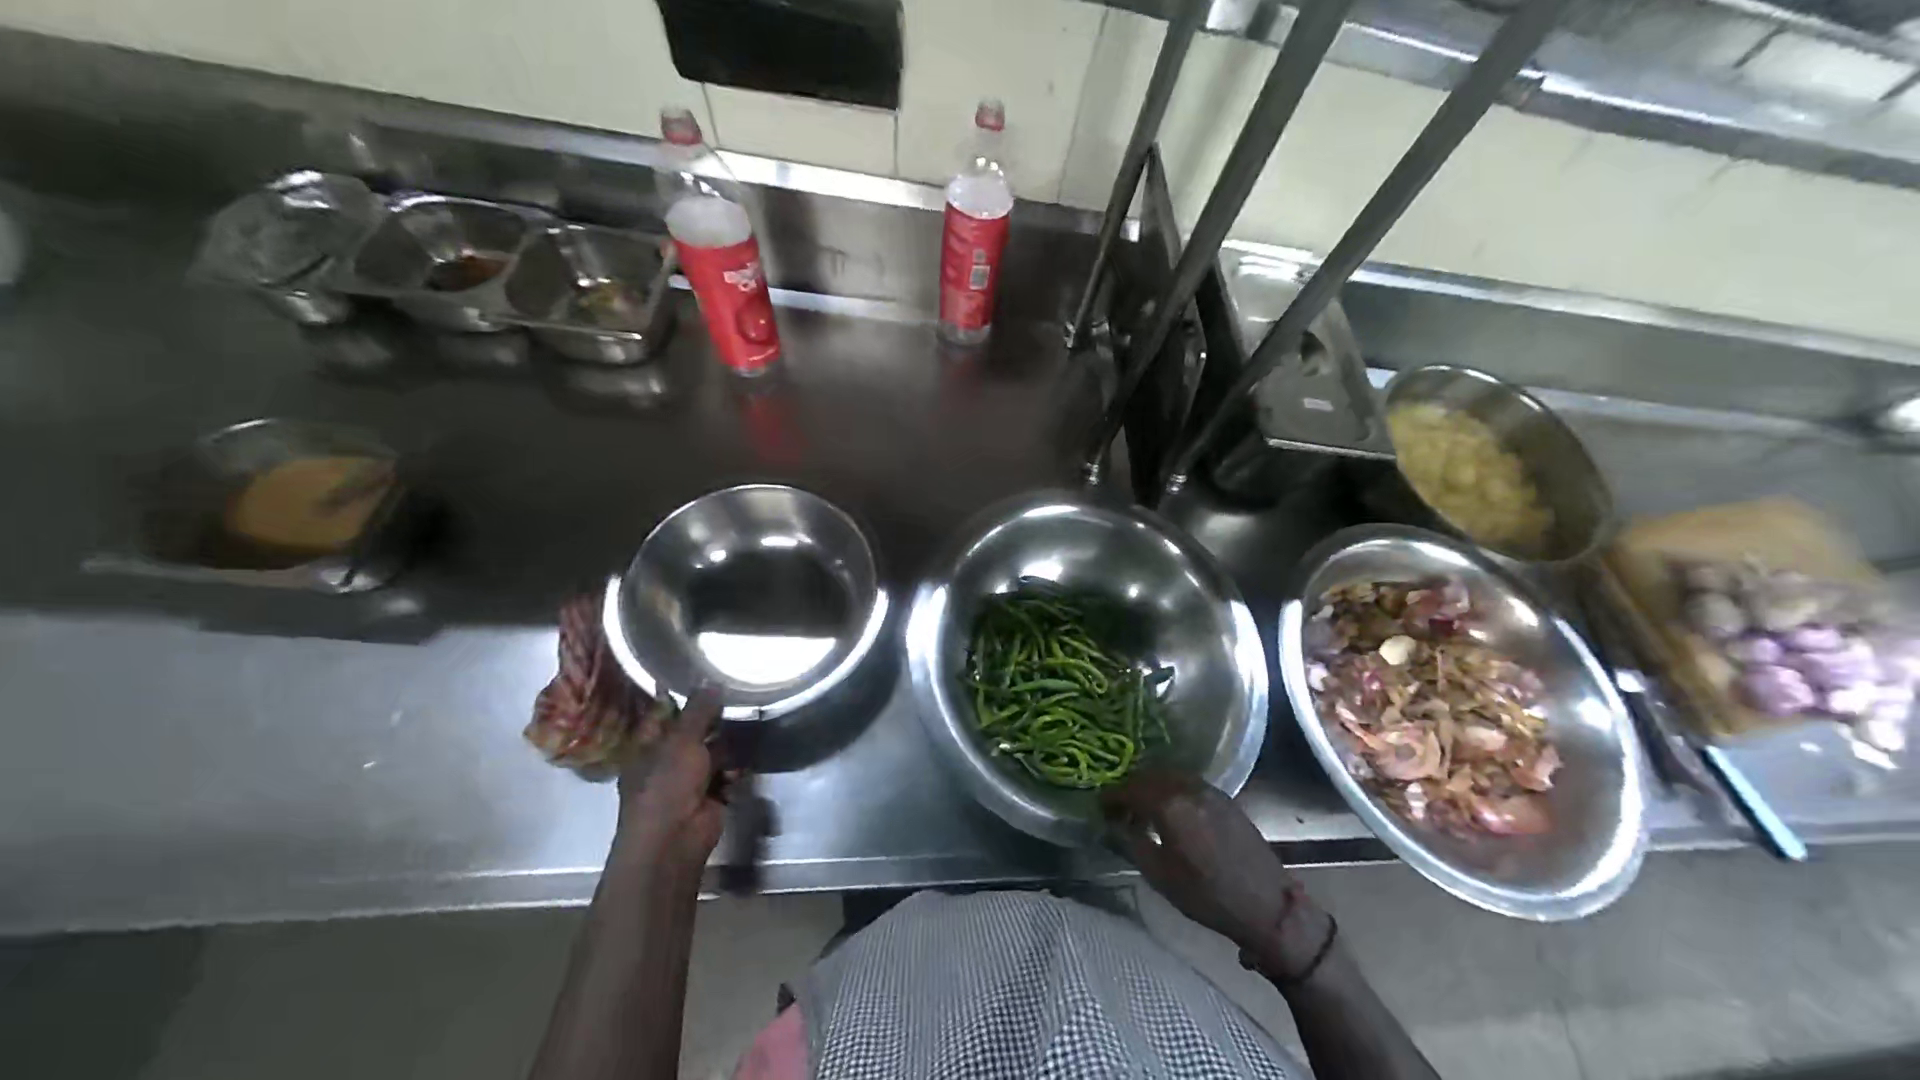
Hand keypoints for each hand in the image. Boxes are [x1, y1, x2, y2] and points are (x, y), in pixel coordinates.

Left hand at [615, 690, 727, 870]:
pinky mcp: (711, 796)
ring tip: (745, 733)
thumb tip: (712, 681)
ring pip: (713, 753)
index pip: (663, 715)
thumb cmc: (666, 784)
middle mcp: (667, 761)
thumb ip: (699, 711)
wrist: (675, 839)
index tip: (705, 679)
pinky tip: (741, 766)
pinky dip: (734, 770)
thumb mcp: (681, 740)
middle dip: (713, 722)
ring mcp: (689, 781)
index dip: (681, 698)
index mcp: (648, 747)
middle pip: (693, 733)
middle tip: (738, 701)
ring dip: (727, 748)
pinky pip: (727, 774)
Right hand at [1103, 770, 1324, 969]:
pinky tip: (1170, 811)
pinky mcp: (1224, 798)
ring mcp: (1209, 790)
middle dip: (1130, 789)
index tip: (1100, 808)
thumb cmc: (1207, 895)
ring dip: (1151, 787)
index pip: (1129, 789)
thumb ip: (1130, 843)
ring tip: (1143, 809)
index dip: (1111, 797)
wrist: (1267, 906)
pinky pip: (1187, 782)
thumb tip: (1113, 826)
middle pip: (1148, 776)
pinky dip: (1171, 789)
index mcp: (1169, 805)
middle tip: (1119, 808)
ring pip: (1169, 776)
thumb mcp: (1159, 875)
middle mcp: (1188, 788)